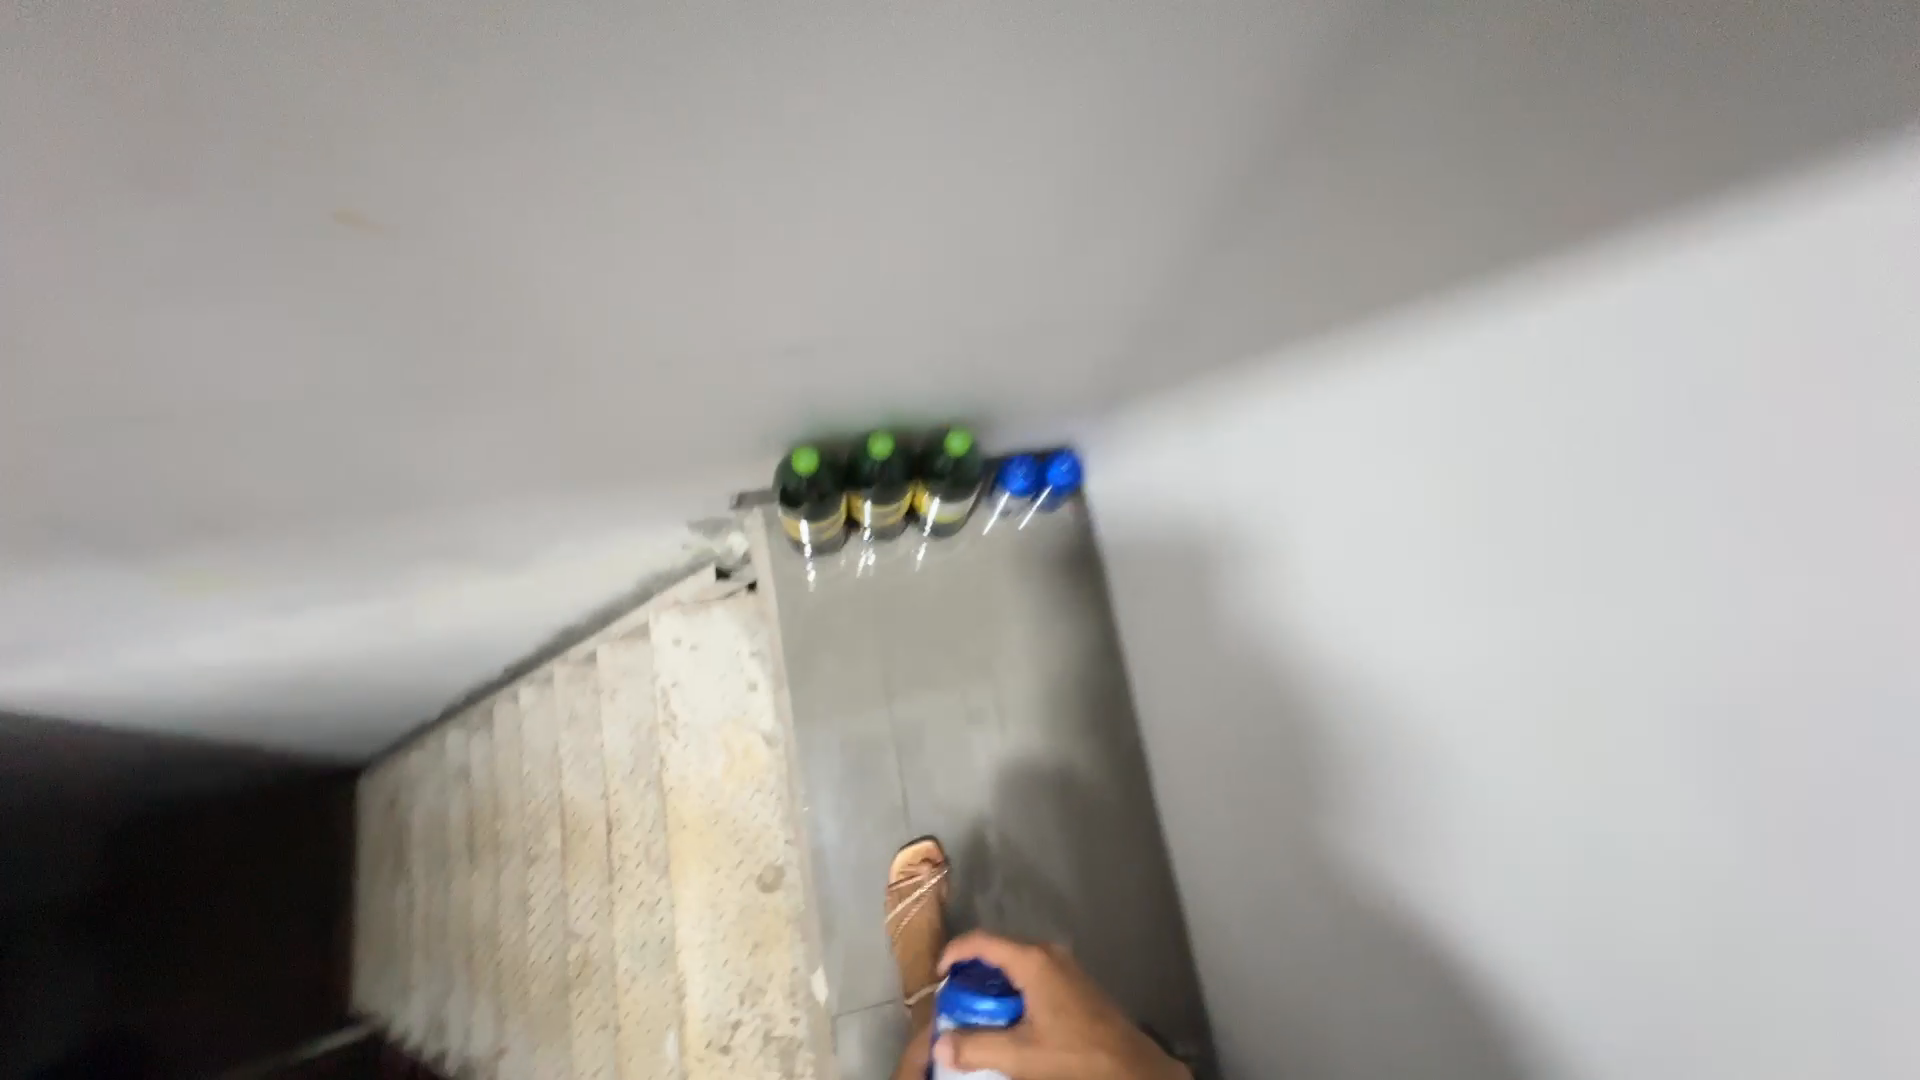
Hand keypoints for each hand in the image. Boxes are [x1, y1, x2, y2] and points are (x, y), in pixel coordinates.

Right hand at [933, 931, 1190, 1079]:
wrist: (1132, 1069)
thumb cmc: (1075, 1055)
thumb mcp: (1021, 1056)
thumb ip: (977, 1047)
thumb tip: (940, 1044)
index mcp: (1032, 960)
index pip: (982, 941)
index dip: (954, 952)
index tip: (938, 977)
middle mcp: (1048, 952)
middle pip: (999, 948)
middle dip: (972, 970)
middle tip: (954, 999)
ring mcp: (1064, 966)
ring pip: (1017, 962)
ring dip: (994, 982)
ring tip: (977, 1010)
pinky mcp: (1074, 982)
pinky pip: (1033, 973)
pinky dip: (1013, 988)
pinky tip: (1010, 1017)